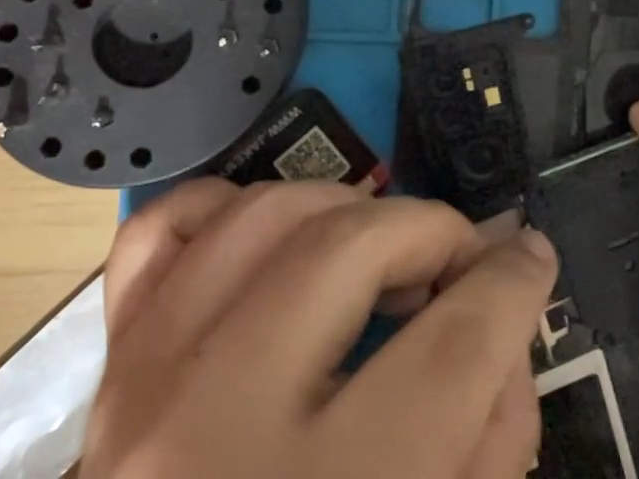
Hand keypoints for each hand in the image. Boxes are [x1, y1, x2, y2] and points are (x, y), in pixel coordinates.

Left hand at [83, 179, 557, 478]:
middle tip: (458, 262)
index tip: (530, 259)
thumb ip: (495, 428)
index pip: (453, 345)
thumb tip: (501, 309)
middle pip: (350, 250)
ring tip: (379, 251)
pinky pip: (161, 234)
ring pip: (261, 217)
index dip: (513, 282)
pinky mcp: (108, 369)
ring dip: (345, 211)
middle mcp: (222, 429)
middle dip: (431, 232)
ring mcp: (147, 389)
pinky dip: (230, 209)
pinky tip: (280, 241)